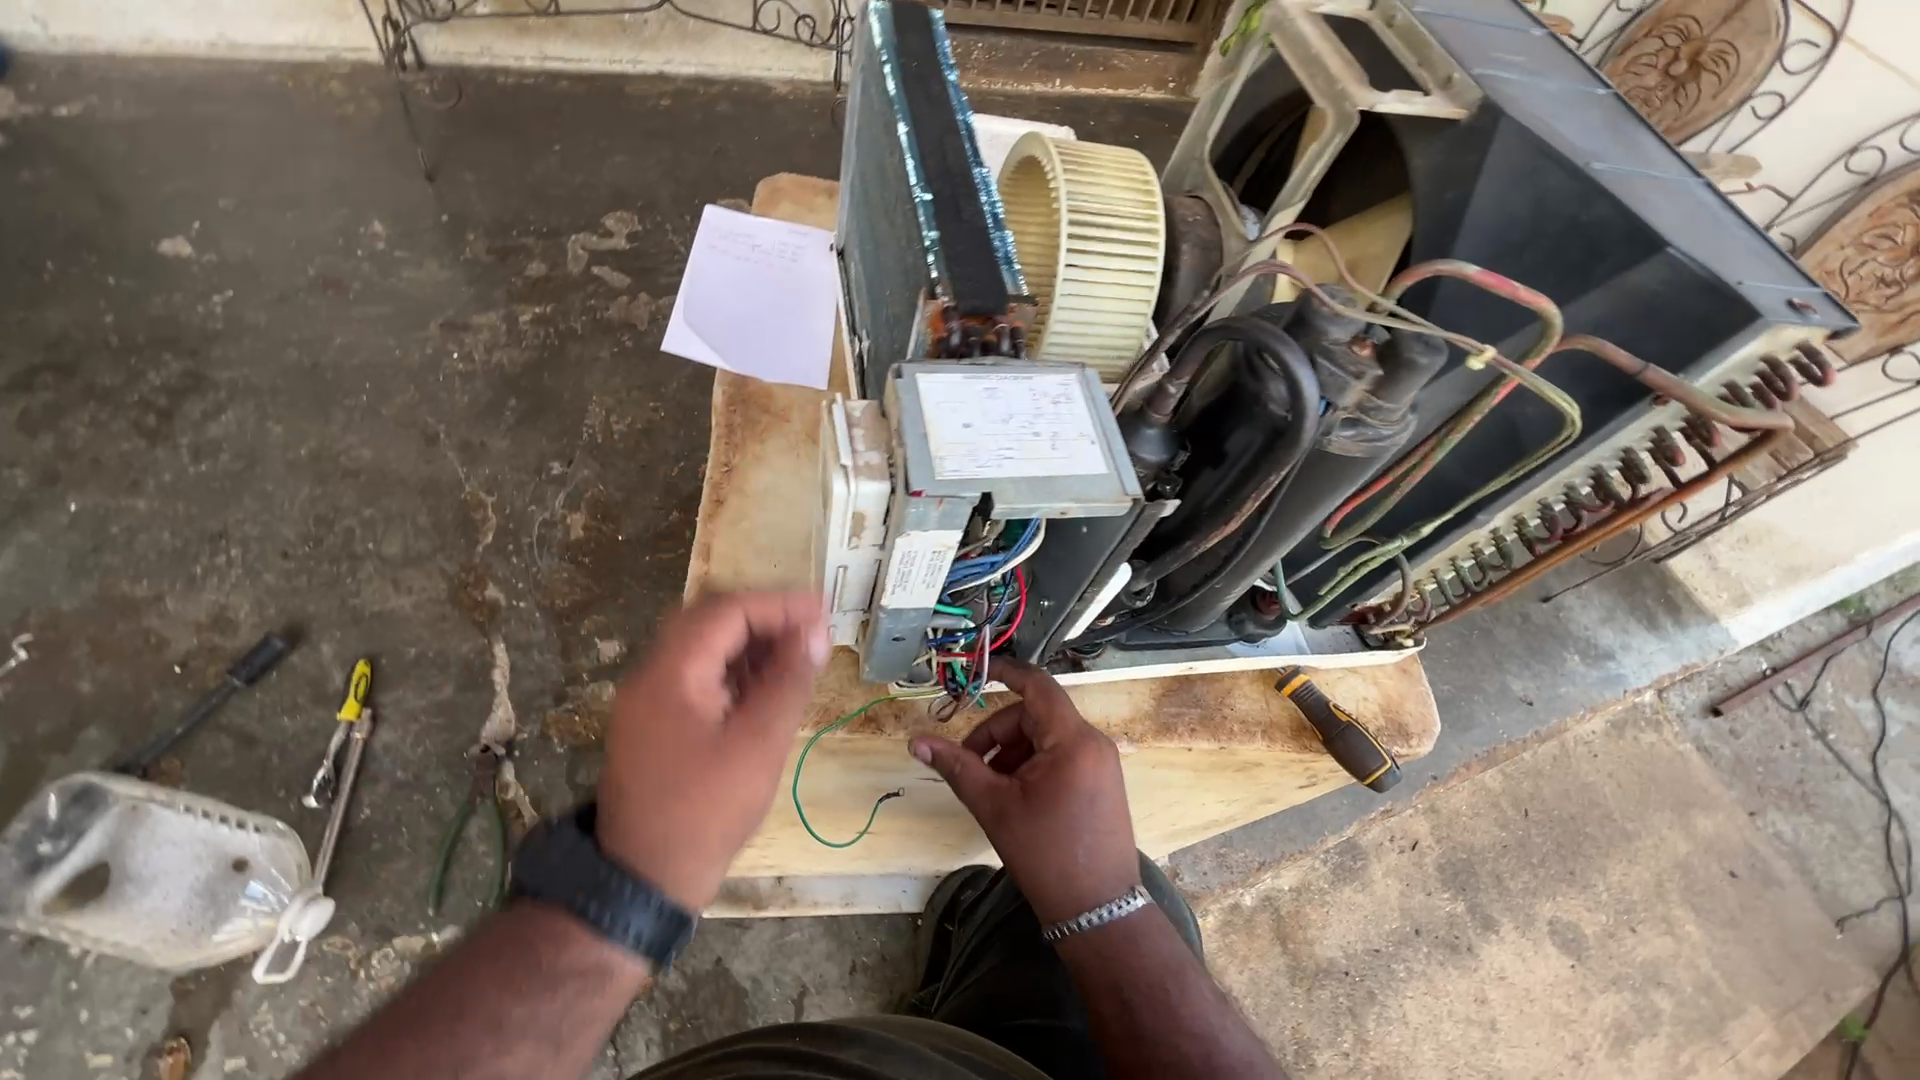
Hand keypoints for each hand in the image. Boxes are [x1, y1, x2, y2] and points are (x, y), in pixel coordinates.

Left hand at [596, 591, 827, 910]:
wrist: (645, 881)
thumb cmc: (707, 811)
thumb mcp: (759, 744)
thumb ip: (789, 681)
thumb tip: (816, 630)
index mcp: (671, 672)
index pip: (727, 611)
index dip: (778, 605)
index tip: (824, 610)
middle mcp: (652, 675)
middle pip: (710, 620)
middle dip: (764, 617)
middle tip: (812, 626)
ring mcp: (649, 700)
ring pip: (703, 648)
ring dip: (751, 642)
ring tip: (799, 652)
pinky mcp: (656, 724)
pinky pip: (697, 677)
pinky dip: (735, 670)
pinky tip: (768, 685)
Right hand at [910, 659, 1139, 924]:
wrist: (1097, 912)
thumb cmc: (1045, 855)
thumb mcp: (994, 806)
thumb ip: (956, 766)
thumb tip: (916, 742)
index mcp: (1072, 740)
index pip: (1037, 685)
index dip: (1006, 672)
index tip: (978, 672)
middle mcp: (1093, 742)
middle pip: (1035, 716)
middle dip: (998, 734)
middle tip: (972, 768)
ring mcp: (1101, 763)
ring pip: (1046, 737)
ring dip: (1013, 752)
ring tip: (992, 790)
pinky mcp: (1102, 782)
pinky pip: (1061, 756)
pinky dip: (1033, 765)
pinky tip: (1015, 797)